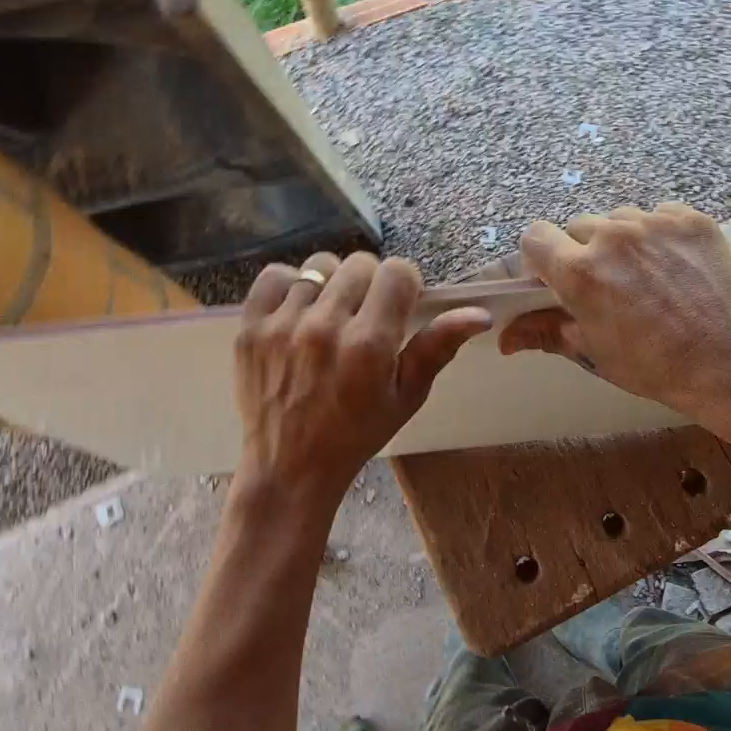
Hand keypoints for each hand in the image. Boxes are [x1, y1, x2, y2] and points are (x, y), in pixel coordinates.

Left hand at [235, 251, 490, 497]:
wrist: (290, 468)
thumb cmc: (357, 433)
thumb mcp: (407, 396)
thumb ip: (438, 347)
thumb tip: (480, 314)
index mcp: (369, 345)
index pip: (398, 271)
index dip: (405, 285)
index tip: (399, 307)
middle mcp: (325, 327)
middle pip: (360, 263)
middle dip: (371, 285)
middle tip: (366, 316)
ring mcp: (282, 326)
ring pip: (319, 266)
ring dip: (332, 285)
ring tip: (331, 316)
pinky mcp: (250, 328)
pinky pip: (274, 276)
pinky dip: (290, 286)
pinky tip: (299, 311)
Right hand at [498, 204, 730, 424]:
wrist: (727, 362)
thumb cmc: (653, 366)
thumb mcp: (592, 351)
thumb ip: (544, 333)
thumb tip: (503, 339)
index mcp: (579, 272)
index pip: (535, 236)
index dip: (541, 255)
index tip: (556, 274)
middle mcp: (612, 238)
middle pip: (579, 226)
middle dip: (586, 250)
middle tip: (609, 283)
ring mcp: (654, 224)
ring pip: (620, 220)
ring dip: (624, 241)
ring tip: (647, 275)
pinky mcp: (690, 220)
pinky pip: (660, 215)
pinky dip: (661, 235)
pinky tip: (676, 267)